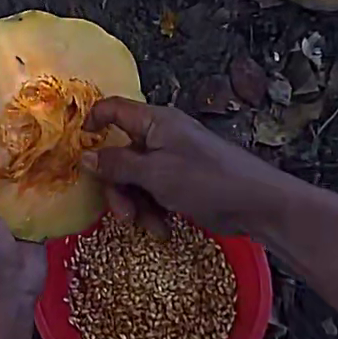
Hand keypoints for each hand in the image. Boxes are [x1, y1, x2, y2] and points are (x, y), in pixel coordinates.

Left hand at [0, 122, 46, 312]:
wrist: (6, 299)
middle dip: (3, 141)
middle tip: (26, 111)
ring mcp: (1, 209)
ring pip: (13, 176)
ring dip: (27, 158)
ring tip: (47, 127)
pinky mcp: (25, 219)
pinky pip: (33, 194)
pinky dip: (44, 178)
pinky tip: (60, 157)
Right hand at [82, 98, 299, 236]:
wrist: (258, 204)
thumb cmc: (207, 180)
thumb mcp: (155, 174)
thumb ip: (118, 164)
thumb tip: (85, 156)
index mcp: (154, 122)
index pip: (113, 110)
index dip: (92, 123)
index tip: (79, 148)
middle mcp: (161, 136)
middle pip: (121, 155)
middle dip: (118, 187)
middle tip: (123, 215)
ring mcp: (171, 160)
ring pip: (135, 179)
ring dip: (137, 205)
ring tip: (151, 226)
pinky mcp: (181, 182)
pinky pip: (153, 192)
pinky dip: (154, 210)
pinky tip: (163, 228)